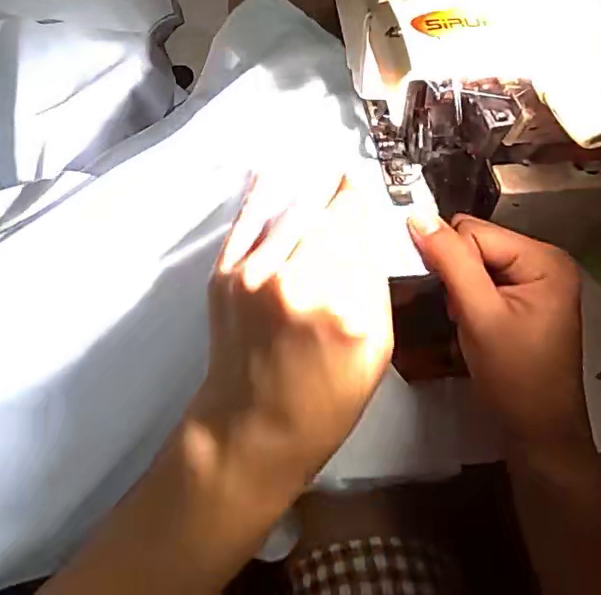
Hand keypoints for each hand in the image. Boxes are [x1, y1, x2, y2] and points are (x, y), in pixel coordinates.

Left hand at [187, 174, 394, 496]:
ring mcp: (253, 277)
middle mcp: (297, 286)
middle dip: (336, 199)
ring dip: (307, 196)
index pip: (357, 236)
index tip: (359, 187)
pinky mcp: (223, 275)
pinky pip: (245, 222)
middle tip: (343, 183)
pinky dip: (258, 195)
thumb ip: (374, 286)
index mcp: (344, 311)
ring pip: (289, 216)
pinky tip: (270, 172)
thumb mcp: (376, 352)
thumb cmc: (325, 400)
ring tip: (318, 178)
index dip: (358, 205)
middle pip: (324, 220)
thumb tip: (364, 233)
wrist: (252, 428)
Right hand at [407, 213, 591, 448]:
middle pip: (475, 241)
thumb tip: (417, 216)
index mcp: (545, 258)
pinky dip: (468, 294)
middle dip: (457, 272)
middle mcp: (544, 258)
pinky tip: (474, 319)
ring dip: (460, 285)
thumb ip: (450, 261)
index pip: (474, 231)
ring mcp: (536, 277)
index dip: (452, 260)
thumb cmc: (516, 379)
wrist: (539, 435)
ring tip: (469, 318)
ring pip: (473, 258)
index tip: (452, 299)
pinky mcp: (524, 293)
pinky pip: (481, 275)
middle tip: (462, 311)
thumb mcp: (479, 315)